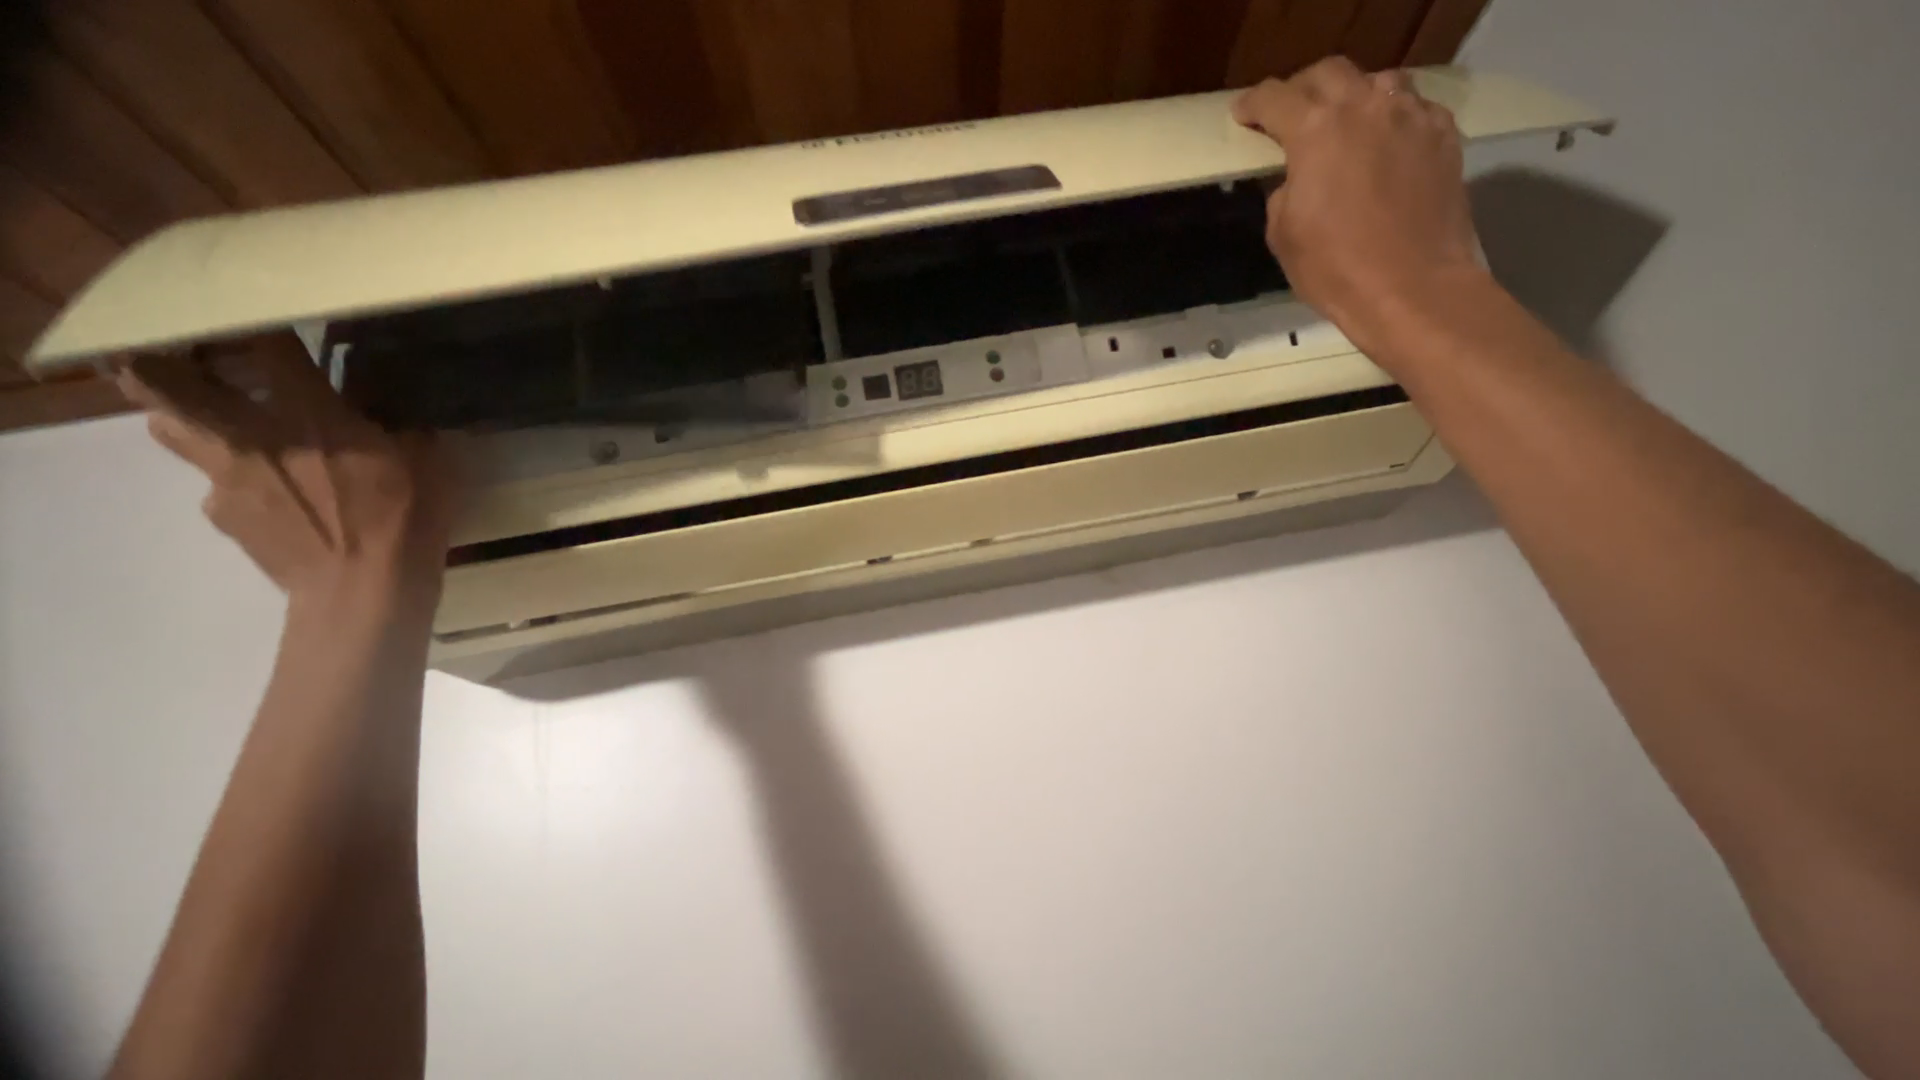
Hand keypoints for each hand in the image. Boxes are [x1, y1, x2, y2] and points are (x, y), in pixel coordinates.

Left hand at [117, 336, 450, 602]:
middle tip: (176, 353)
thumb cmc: (406, 519)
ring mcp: (226, 477)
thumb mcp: (428, 461)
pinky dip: (232, 483)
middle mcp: (252, 434)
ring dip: (184, 418)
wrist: (364, 593)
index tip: (259, 318)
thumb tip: (385, 405)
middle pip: (166, 382)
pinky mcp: (223, 516)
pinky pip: (214, 487)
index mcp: (310, 412)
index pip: (266, 345)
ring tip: (216, 422)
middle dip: (158, 360)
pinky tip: (266, 499)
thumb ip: (398, 424)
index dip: (256, 325)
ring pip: (171, 429)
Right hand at [1233, 59, 1488, 356]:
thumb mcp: (1283, 234)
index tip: (1244, 116)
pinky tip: (1385, 144)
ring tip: (1345, 123)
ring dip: (1354, 96)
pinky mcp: (1443, 137)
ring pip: (1378, 82)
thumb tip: (1296, 178)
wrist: (1414, 288)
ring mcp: (1411, 118)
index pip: (1275, 98)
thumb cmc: (1336, 269)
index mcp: (1315, 131)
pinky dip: (1393, 118)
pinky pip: (1414, 109)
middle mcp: (1365, 108)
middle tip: (1290, 114)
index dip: (1253, 106)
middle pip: (1329, 74)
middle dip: (1303, 89)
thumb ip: (1284, 191)